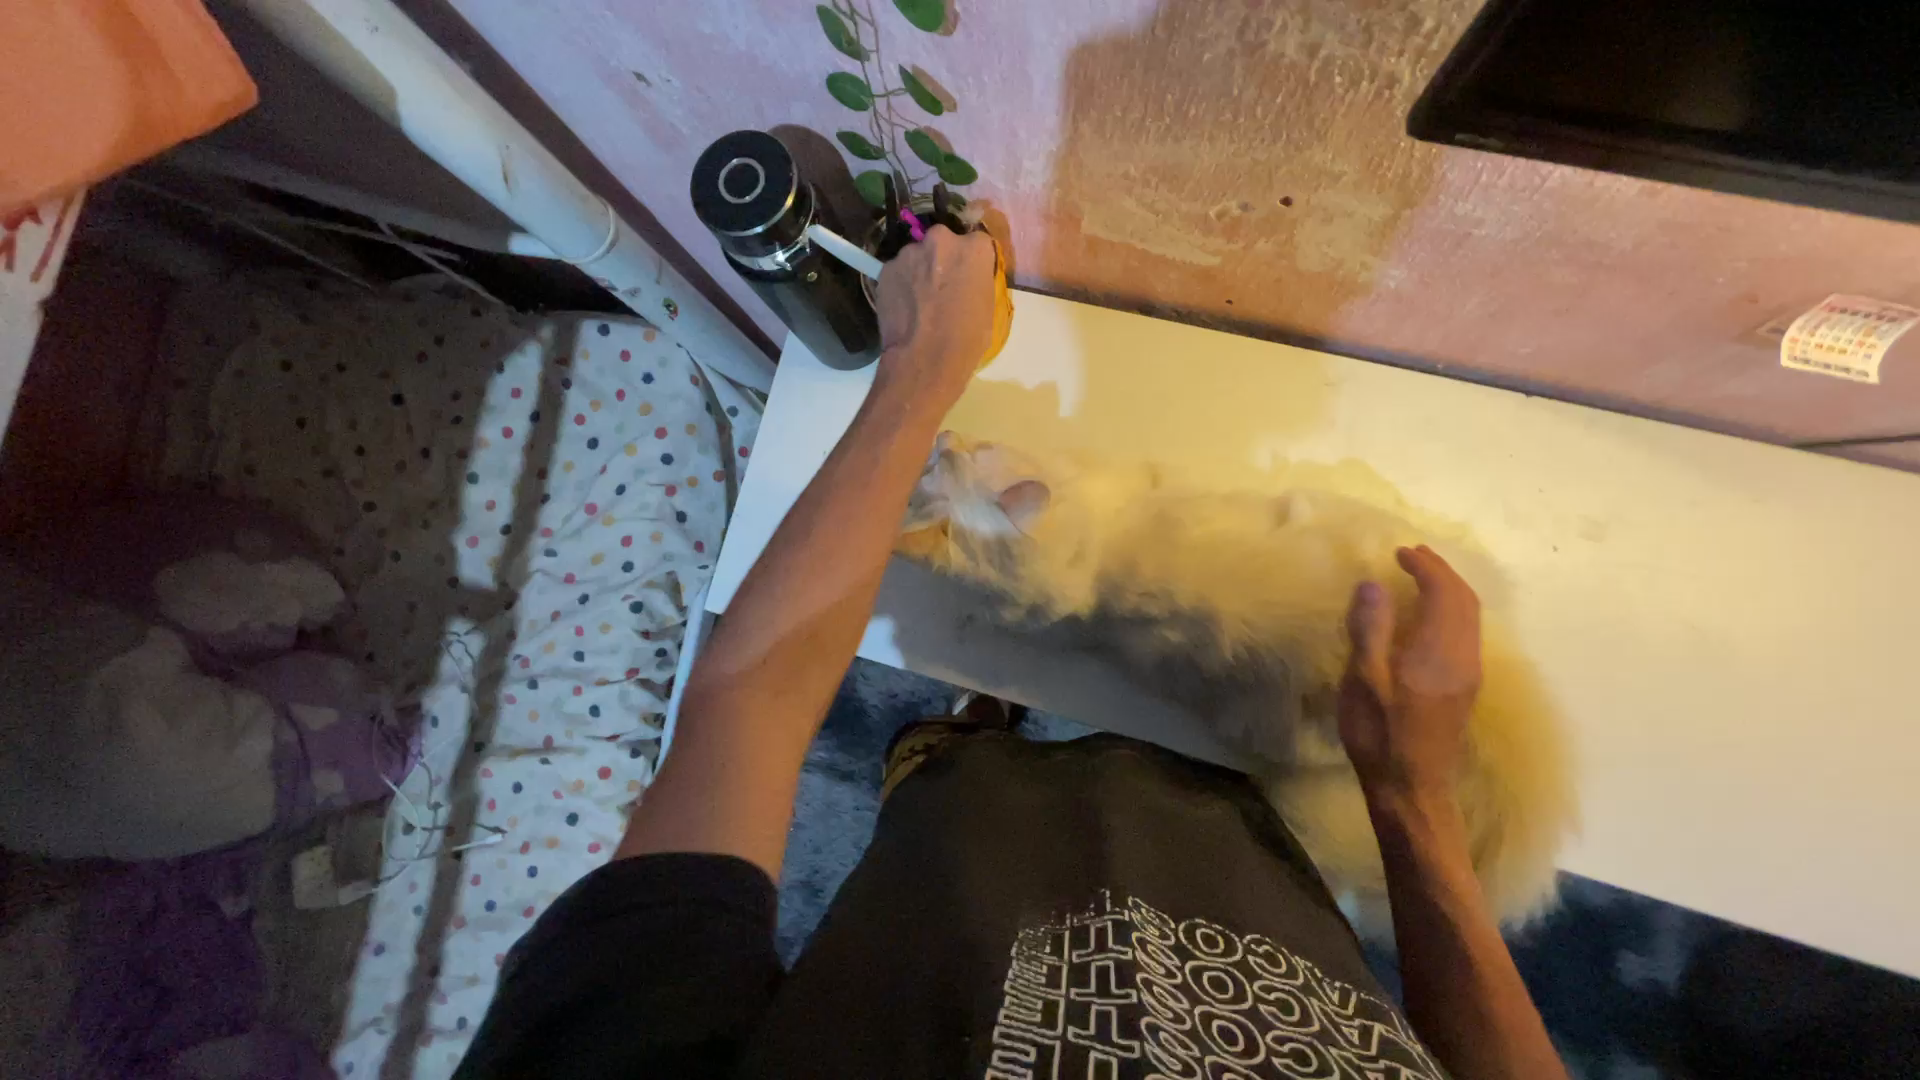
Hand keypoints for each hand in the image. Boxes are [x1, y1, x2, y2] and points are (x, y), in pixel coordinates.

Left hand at [873, 225, 998, 409]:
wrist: (923, 361)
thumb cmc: (965, 340)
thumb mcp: (987, 308)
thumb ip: (977, 282)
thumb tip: (968, 281)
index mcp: (973, 249)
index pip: (977, 243)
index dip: (972, 263)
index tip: (968, 278)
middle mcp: (940, 240)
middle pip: (943, 243)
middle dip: (943, 260)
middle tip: (942, 288)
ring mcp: (909, 253)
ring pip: (917, 257)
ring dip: (920, 271)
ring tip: (920, 302)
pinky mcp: (886, 269)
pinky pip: (897, 272)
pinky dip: (901, 284)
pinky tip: (904, 308)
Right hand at [1338, 545, 1481, 805]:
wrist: (1411, 786)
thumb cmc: (1380, 733)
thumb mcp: (1364, 680)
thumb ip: (1370, 630)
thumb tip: (1375, 584)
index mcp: (1439, 652)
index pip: (1444, 594)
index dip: (1425, 567)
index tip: (1399, 551)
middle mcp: (1463, 657)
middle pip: (1465, 601)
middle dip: (1441, 572)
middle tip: (1411, 555)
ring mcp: (1468, 674)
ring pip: (1469, 617)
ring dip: (1448, 590)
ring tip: (1419, 576)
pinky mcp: (1463, 687)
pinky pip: (1464, 633)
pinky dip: (1448, 610)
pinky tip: (1424, 615)